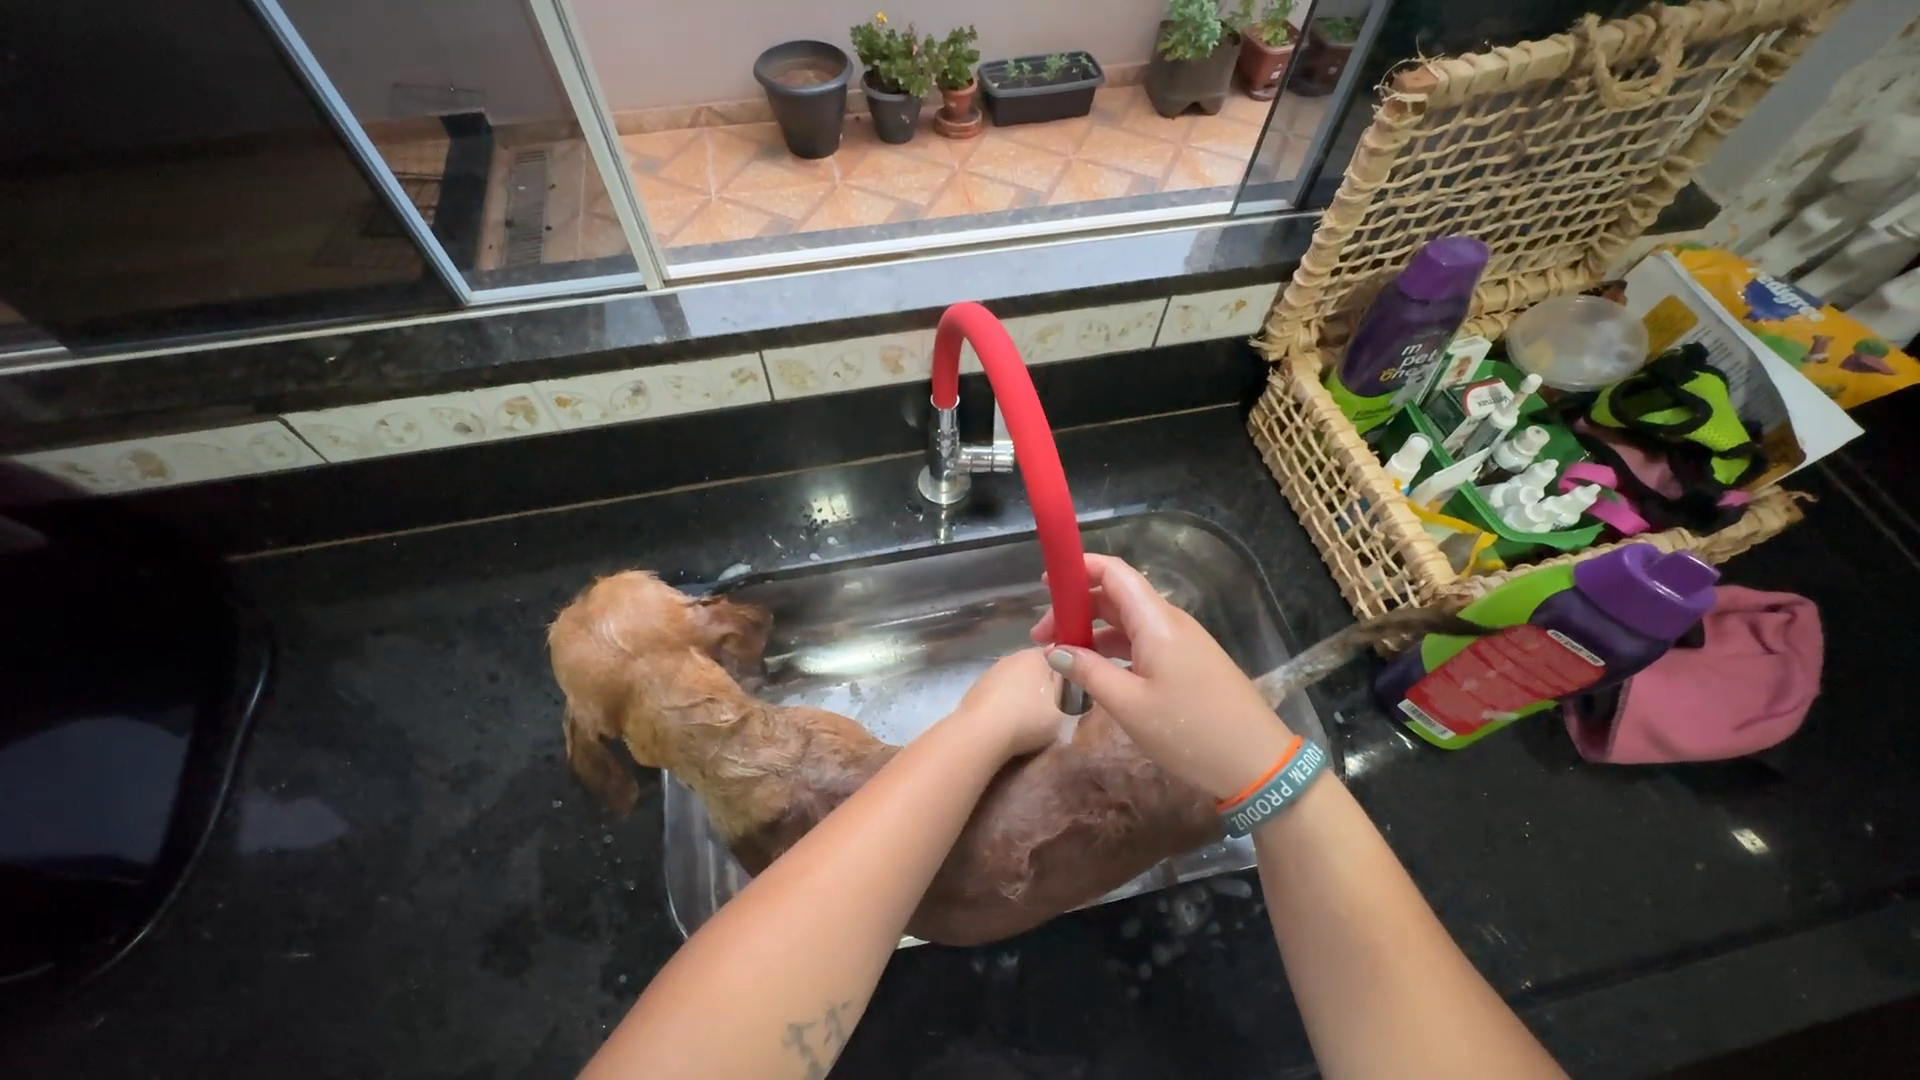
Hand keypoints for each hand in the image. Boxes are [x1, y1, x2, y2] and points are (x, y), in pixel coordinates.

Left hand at [951, 648, 1067, 758]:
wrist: (981, 733)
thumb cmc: (1029, 717)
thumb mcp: (1066, 705)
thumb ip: (1072, 687)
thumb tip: (1071, 677)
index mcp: (1035, 655)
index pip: (1058, 657)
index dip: (1068, 675)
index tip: (1072, 696)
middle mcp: (1011, 657)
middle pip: (1035, 670)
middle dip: (1043, 687)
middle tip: (1053, 713)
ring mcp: (990, 673)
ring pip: (1015, 683)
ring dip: (1022, 698)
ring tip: (1029, 724)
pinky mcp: (974, 691)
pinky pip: (998, 697)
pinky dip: (1004, 707)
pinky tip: (1007, 726)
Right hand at [1031, 554, 1296, 800]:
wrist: (1256, 761)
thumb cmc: (1189, 731)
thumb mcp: (1129, 705)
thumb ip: (1088, 672)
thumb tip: (1054, 651)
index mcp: (1156, 622)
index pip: (1115, 573)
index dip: (1080, 569)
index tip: (1045, 583)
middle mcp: (1170, 621)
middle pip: (1117, 596)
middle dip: (1076, 609)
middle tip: (1043, 639)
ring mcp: (1182, 641)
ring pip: (1129, 620)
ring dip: (1093, 632)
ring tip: (1062, 658)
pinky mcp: (1188, 661)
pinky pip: (1143, 640)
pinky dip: (1114, 648)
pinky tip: (1097, 671)